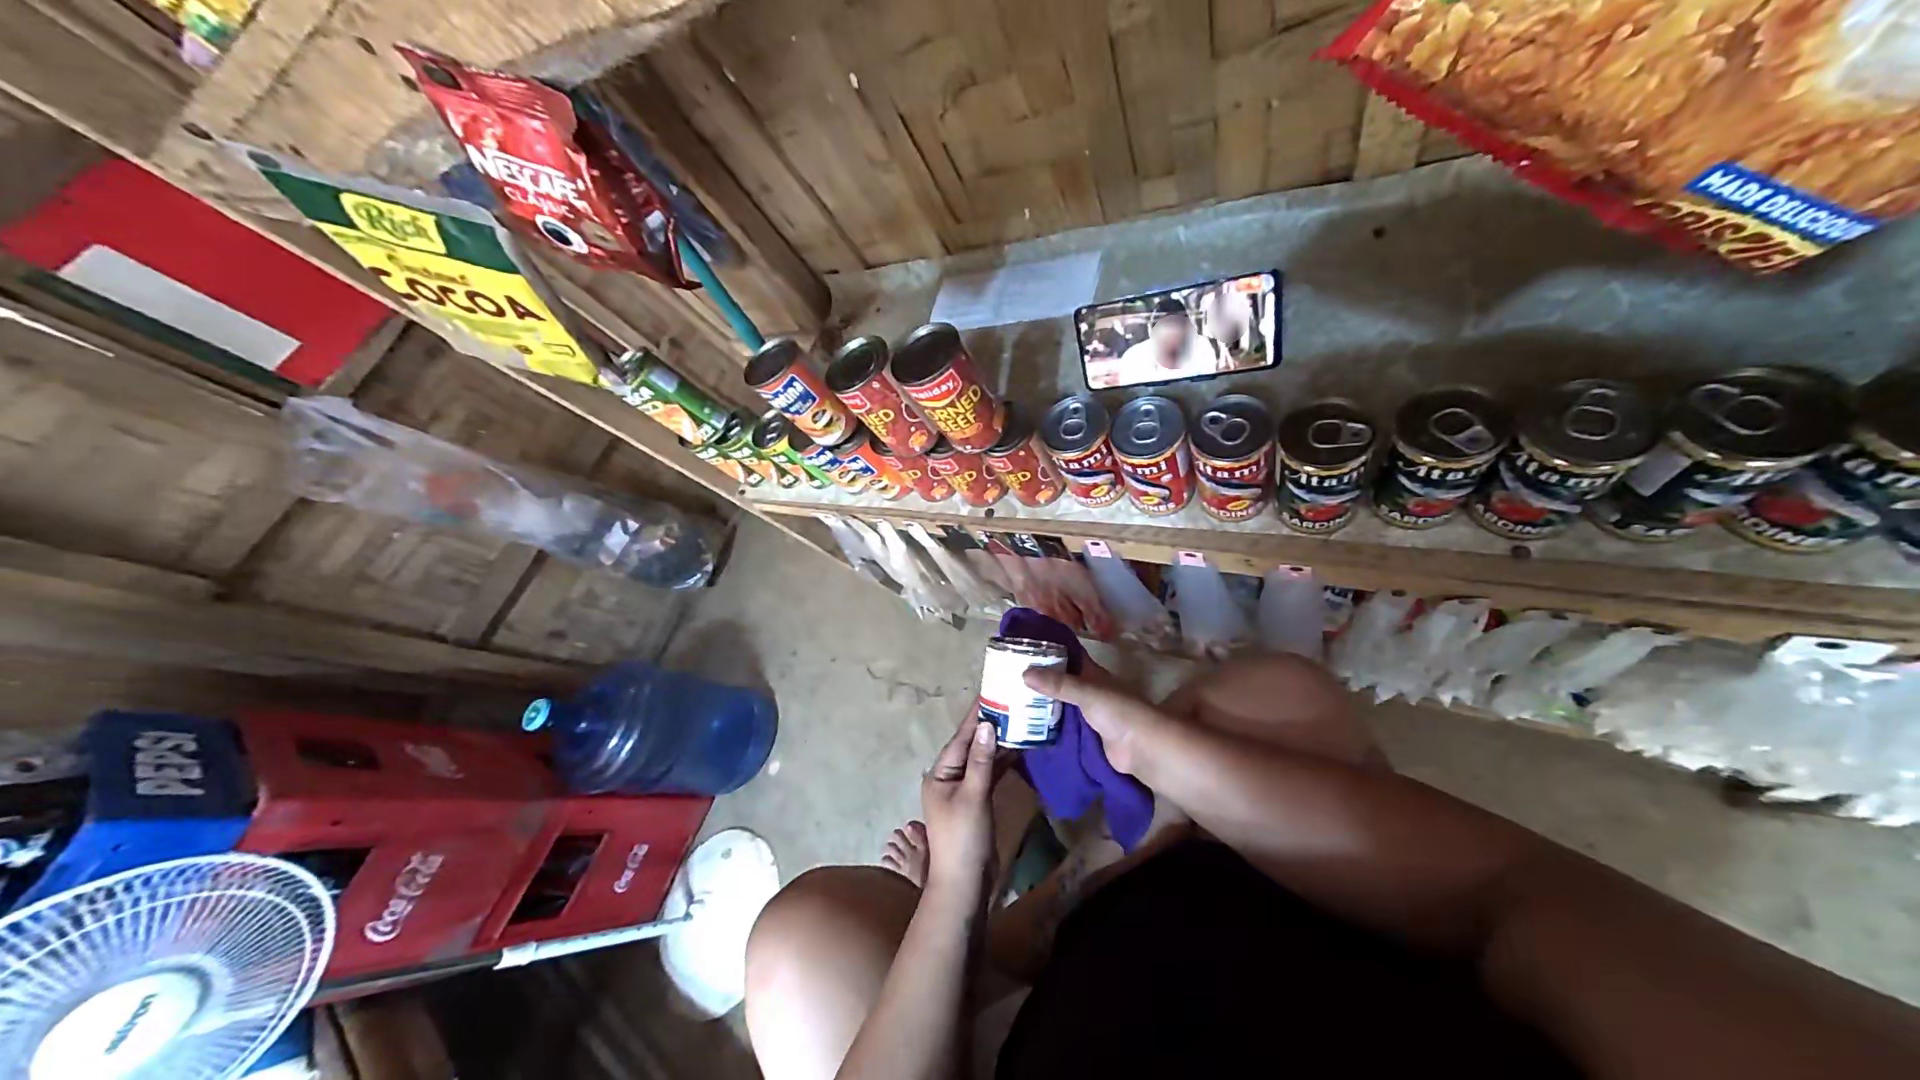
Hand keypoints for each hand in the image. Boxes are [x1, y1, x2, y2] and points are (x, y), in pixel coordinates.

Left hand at [920, 717, 1000, 900]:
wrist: (965, 882)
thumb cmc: (964, 837)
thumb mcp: (973, 795)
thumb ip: (981, 760)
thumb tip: (987, 725)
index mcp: (939, 774)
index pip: (960, 738)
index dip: (975, 717)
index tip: (990, 693)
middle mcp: (948, 777)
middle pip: (970, 746)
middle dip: (988, 726)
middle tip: (1009, 702)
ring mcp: (962, 790)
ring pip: (981, 759)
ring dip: (996, 743)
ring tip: (1017, 720)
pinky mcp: (976, 801)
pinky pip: (988, 774)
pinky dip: (1000, 762)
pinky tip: (1016, 749)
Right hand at [1023, 660, 1172, 776]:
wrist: (1141, 748)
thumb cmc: (1119, 712)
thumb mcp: (1087, 692)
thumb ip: (1058, 684)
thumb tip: (1025, 673)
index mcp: (1092, 673)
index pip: (1067, 655)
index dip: (1048, 648)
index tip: (1023, 645)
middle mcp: (1088, 690)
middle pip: (1060, 679)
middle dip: (1038, 677)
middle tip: (1008, 674)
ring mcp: (1086, 713)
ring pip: (1059, 702)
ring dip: (1040, 701)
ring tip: (1010, 697)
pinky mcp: (1084, 734)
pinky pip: (1061, 724)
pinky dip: (1046, 722)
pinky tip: (1025, 722)